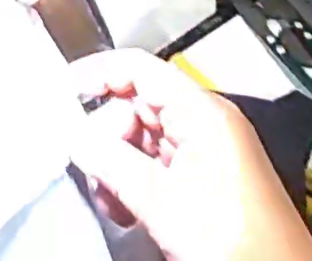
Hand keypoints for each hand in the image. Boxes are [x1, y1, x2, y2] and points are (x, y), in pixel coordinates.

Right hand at [69, 49, 311, 260]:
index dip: (101, 72)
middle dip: (109, 135)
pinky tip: (129, 207)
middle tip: (91, 168)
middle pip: (139, 104)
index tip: (67, 86)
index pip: (142, 68)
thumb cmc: (244, 244)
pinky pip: (158, 163)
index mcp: (203, 110)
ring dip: (119, 164)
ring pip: (145, 137)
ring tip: (113, 198)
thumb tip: (78, 135)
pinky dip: (137, 181)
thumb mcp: (165, 202)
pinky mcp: (206, 176)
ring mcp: (207, 148)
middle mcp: (206, 121)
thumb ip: (115, 164)